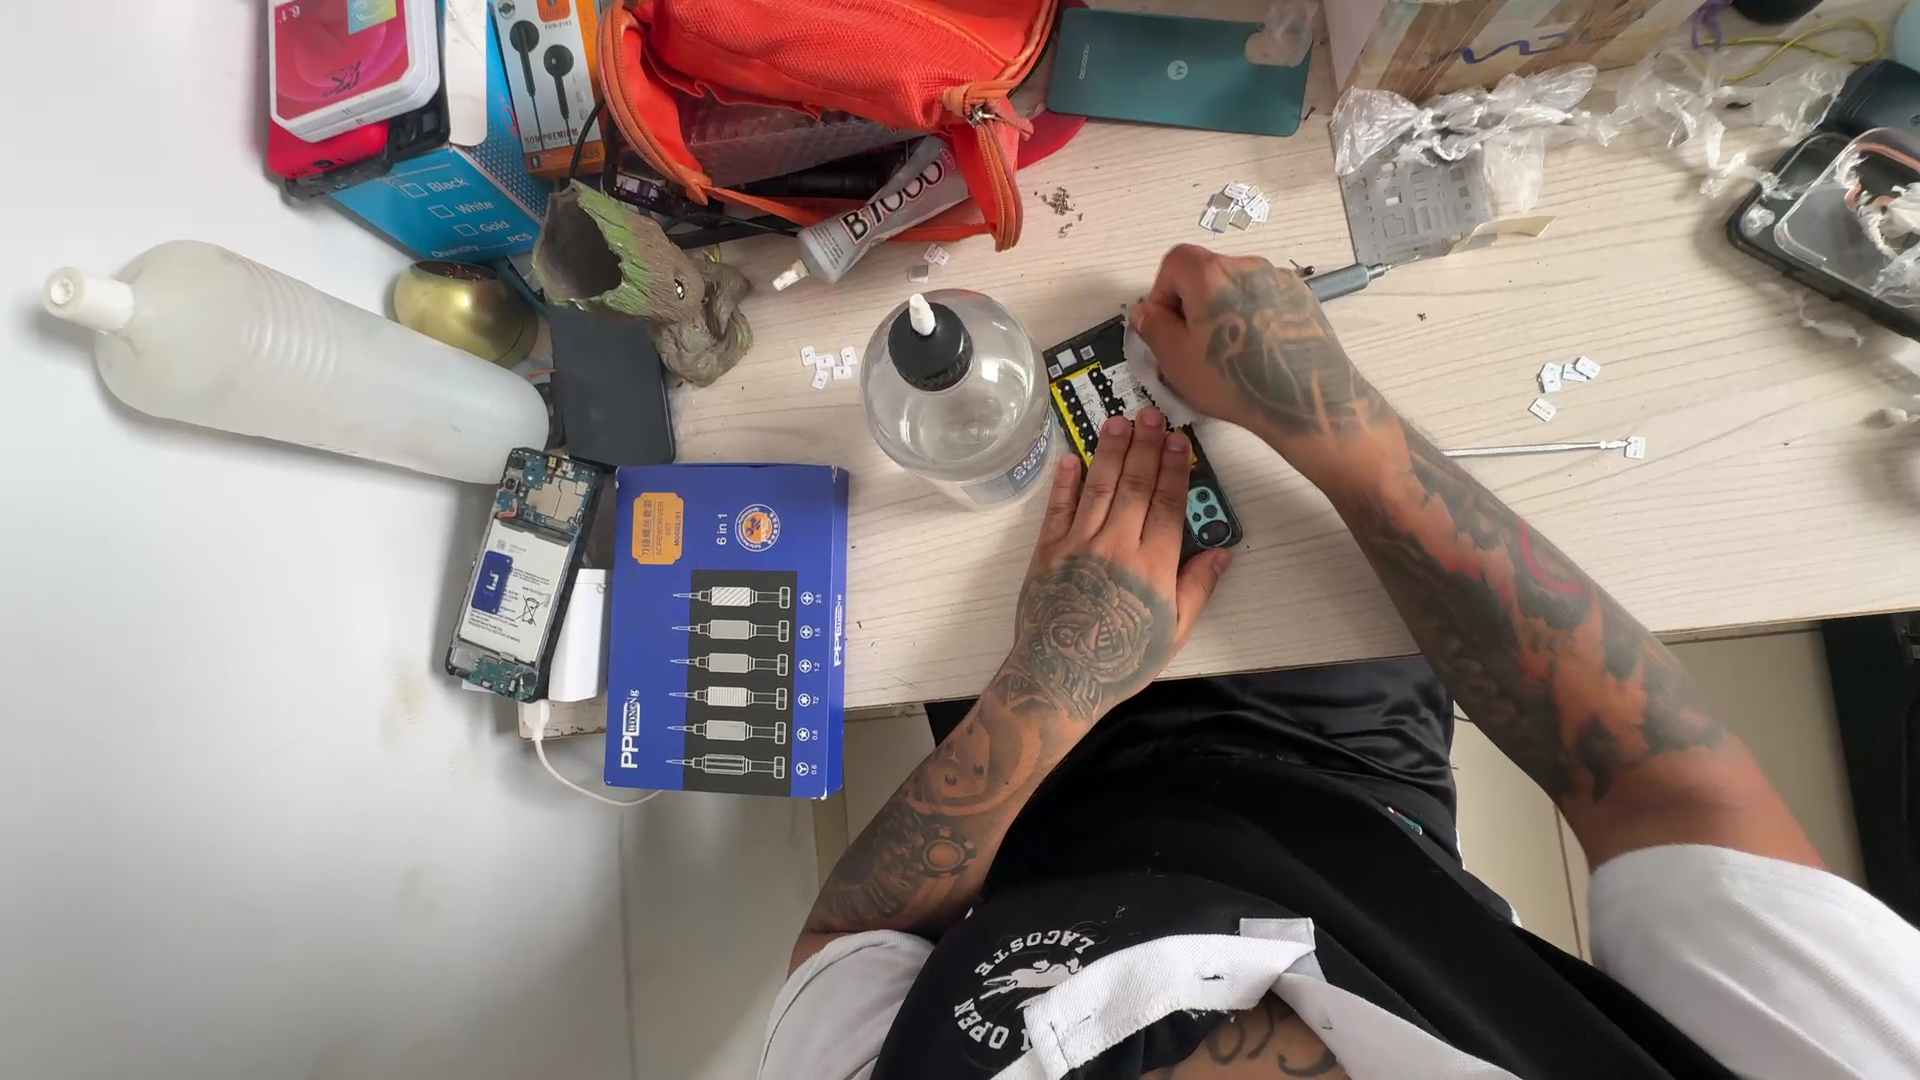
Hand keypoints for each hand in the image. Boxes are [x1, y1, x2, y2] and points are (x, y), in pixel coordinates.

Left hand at [1003, 407, 1231, 724]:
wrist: (1059, 677)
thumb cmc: (1120, 661)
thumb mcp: (1172, 633)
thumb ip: (1196, 589)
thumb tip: (1222, 551)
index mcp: (1153, 564)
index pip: (1169, 504)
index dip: (1176, 469)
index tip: (1180, 440)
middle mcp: (1116, 544)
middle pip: (1135, 485)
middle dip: (1145, 446)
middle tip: (1150, 413)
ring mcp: (1077, 543)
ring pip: (1098, 487)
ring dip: (1110, 452)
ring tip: (1117, 422)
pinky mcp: (1046, 550)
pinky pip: (1057, 508)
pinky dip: (1065, 482)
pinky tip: (1072, 458)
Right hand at [1129, 245, 1377, 441]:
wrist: (1304, 399)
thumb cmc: (1231, 379)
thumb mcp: (1174, 359)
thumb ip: (1153, 327)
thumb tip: (1145, 311)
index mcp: (1211, 274)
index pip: (1174, 262)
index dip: (1162, 292)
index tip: (1164, 325)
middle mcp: (1247, 266)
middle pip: (1206, 274)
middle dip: (1191, 305)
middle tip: (1191, 346)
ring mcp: (1279, 281)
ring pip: (1235, 288)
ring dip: (1221, 313)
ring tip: (1226, 354)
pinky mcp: (1302, 300)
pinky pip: (1262, 301)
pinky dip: (1250, 319)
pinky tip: (1254, 354)